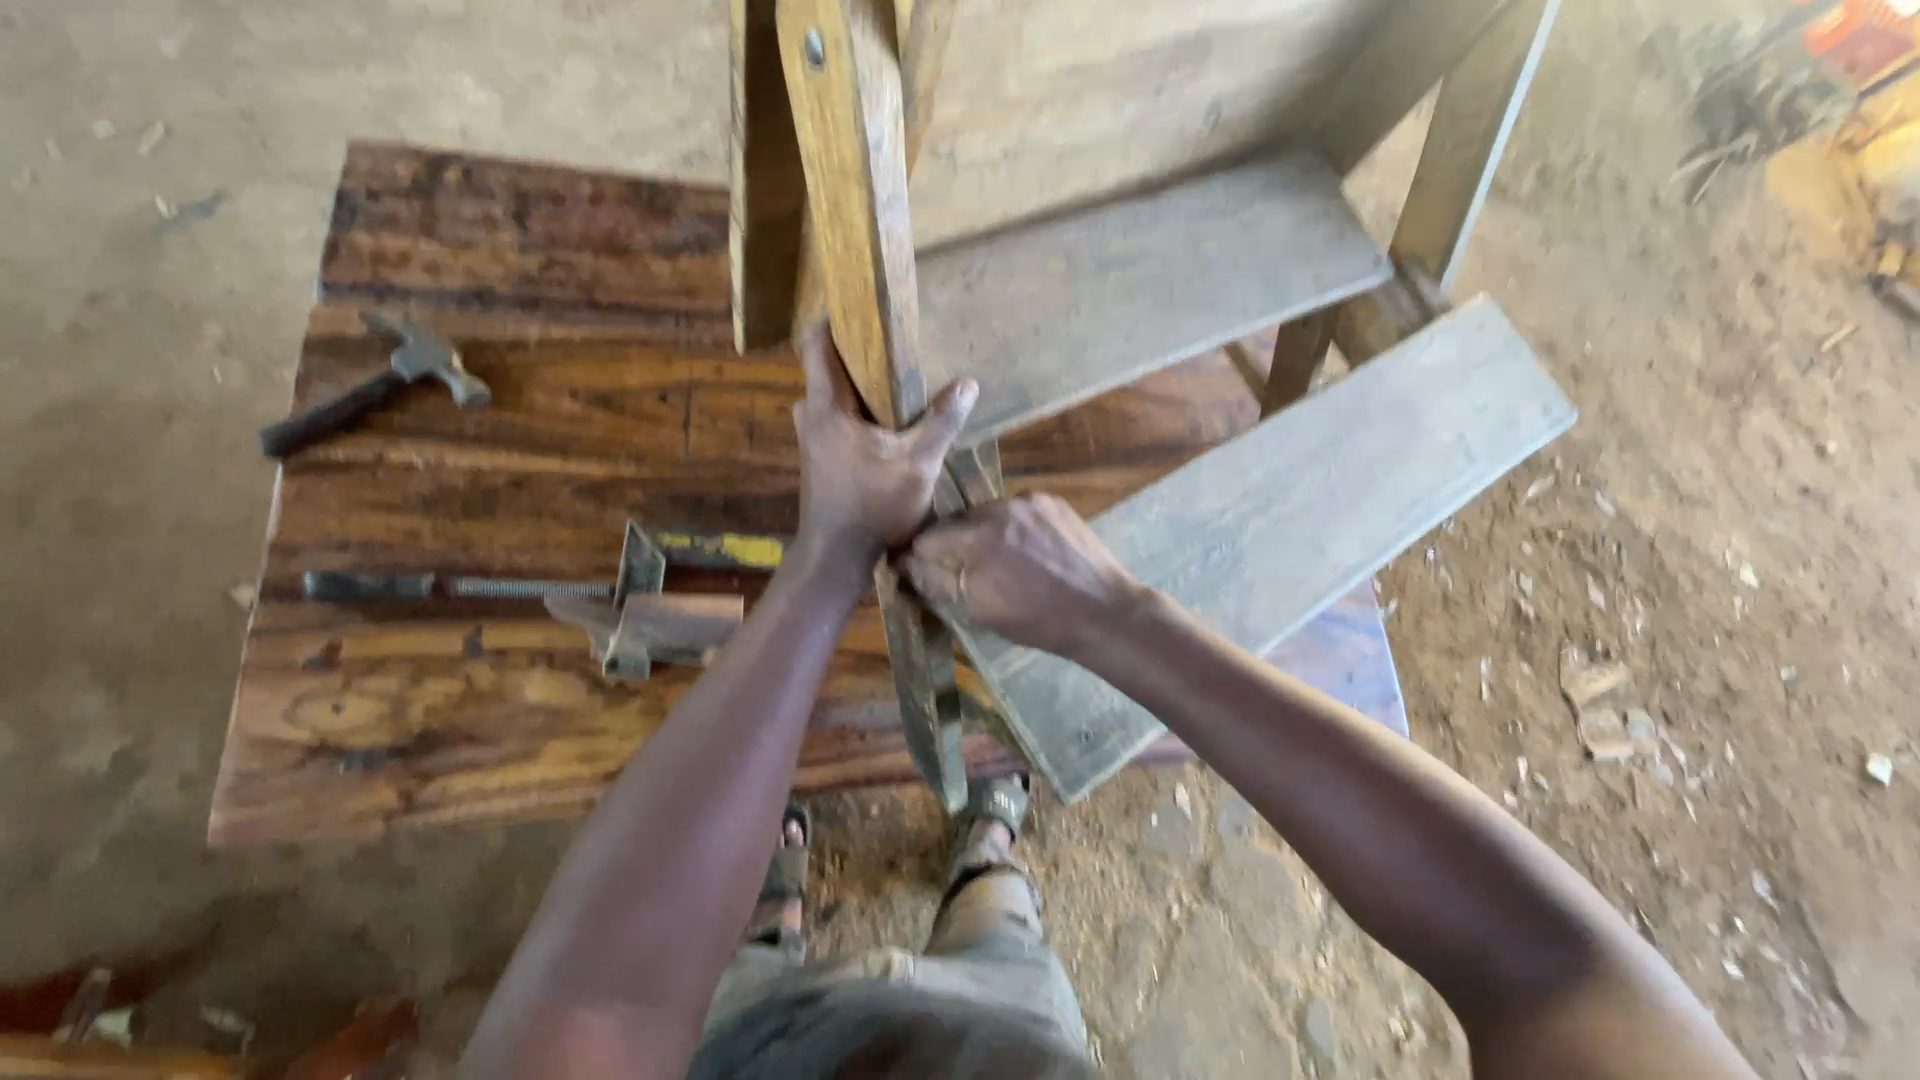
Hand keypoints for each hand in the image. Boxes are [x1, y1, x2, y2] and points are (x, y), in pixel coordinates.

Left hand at [791, 323, 976, 575]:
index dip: (835, 317)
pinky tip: (888, 416)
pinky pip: (836, 414)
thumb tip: (968, 384)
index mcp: (827, 406)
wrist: (836, 557)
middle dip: (859, 349)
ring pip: (833, 393)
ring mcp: (812, 436)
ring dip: (861, 382)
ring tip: (898, 374)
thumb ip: (941, 422)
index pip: (816, 343)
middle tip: (897, 339)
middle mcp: (811, 414)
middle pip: (828, 365)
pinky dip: (858, 407)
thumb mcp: (917, 466)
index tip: (863, 301)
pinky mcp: (819, 454)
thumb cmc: (872, 508)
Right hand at [900, 494, 1145, 656]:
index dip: (921, 557)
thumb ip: (937, 581)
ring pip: (987, 514)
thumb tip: (904, 564)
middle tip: (969, 572)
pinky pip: (1016, 511)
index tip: (924, 571)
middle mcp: (999, 508)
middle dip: (955, 545)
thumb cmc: (1038, 621)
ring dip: (985, 534)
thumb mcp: (978, 610)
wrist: (1102, 612)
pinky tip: (1030, 552)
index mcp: (977, 536)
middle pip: (956, 522)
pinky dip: (1014, 528)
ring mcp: (1028, 500)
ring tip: (1005, 563)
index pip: (927, 538)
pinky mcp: (1051, 501)